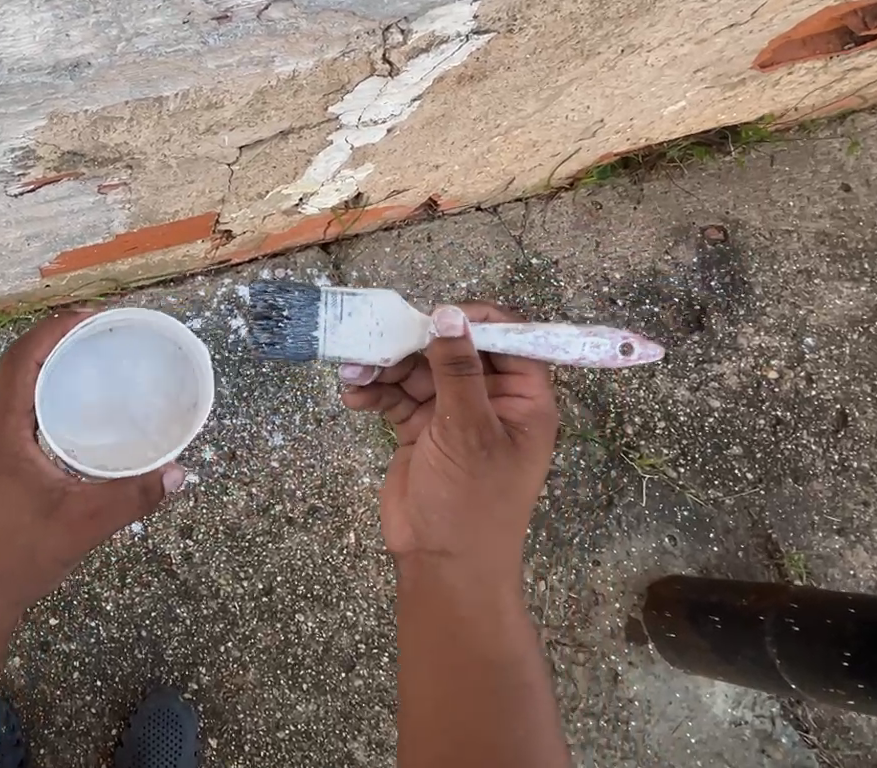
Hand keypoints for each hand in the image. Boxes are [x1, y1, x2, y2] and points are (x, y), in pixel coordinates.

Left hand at [0, 309, 187, 617]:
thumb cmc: (24, 553)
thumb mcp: (84, 524)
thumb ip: (133, 497)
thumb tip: (180, 472)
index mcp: (2, 428)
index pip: (23, 358)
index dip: (54, 329)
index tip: (92, 317)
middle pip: (18, 360)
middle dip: (55, 335)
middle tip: (100, 329)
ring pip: (15, 378)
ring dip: (47, 357)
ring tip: (90, 351)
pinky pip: (18, 397)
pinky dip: (43, 381)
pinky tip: (73, 395)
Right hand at [339, 302, 557, 583]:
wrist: (441, 562)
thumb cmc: (472, 501)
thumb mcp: (468, 431)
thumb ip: (456, 370)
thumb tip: (447, 314)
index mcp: (522, 398)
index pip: (508, 339)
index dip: (473, 321)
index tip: (433, 317)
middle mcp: (488, 398)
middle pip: (450, 349)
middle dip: (411, 347)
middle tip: (377, 345)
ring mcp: (451, 412)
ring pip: (416, 369)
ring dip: (383, 369)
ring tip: (354, 374)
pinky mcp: (419, 427)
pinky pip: (395, 394)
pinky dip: (374, 392)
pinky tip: (354, 397)